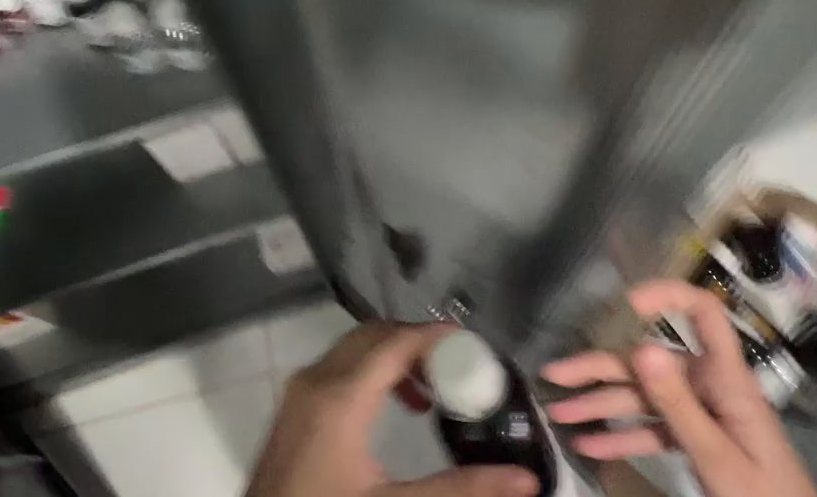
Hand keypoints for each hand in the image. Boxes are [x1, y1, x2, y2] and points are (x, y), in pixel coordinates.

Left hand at [247, 321, 540, 496]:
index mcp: (341, 397)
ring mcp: (299, 389)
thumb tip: (523, 480)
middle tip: (457, 366)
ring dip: (394, 355)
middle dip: (417, 342)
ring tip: (431, 390)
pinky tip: (395, 405)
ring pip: (354, 346)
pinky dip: (371, 369)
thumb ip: (458, 490)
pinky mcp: (293, 404)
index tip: (472, 342)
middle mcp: (316, 379)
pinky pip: (338, 365)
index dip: (435, 335)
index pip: (396, 342)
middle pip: (374, 335)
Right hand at [540, 280, 816, 496]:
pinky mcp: (697, 440)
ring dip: (601, 404)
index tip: (625, 303)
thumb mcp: (719, 457)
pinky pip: (652, 428)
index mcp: (727, 378)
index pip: (703, 313)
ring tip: (557, 411)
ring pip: (643, 396)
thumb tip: (641, 345)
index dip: (667, 296)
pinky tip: (588, 442)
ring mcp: (702, 413)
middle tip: (554, 373)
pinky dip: (621, 435)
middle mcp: (710, 386)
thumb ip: (679, 405)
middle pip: (650, 361)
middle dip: (599, 367)